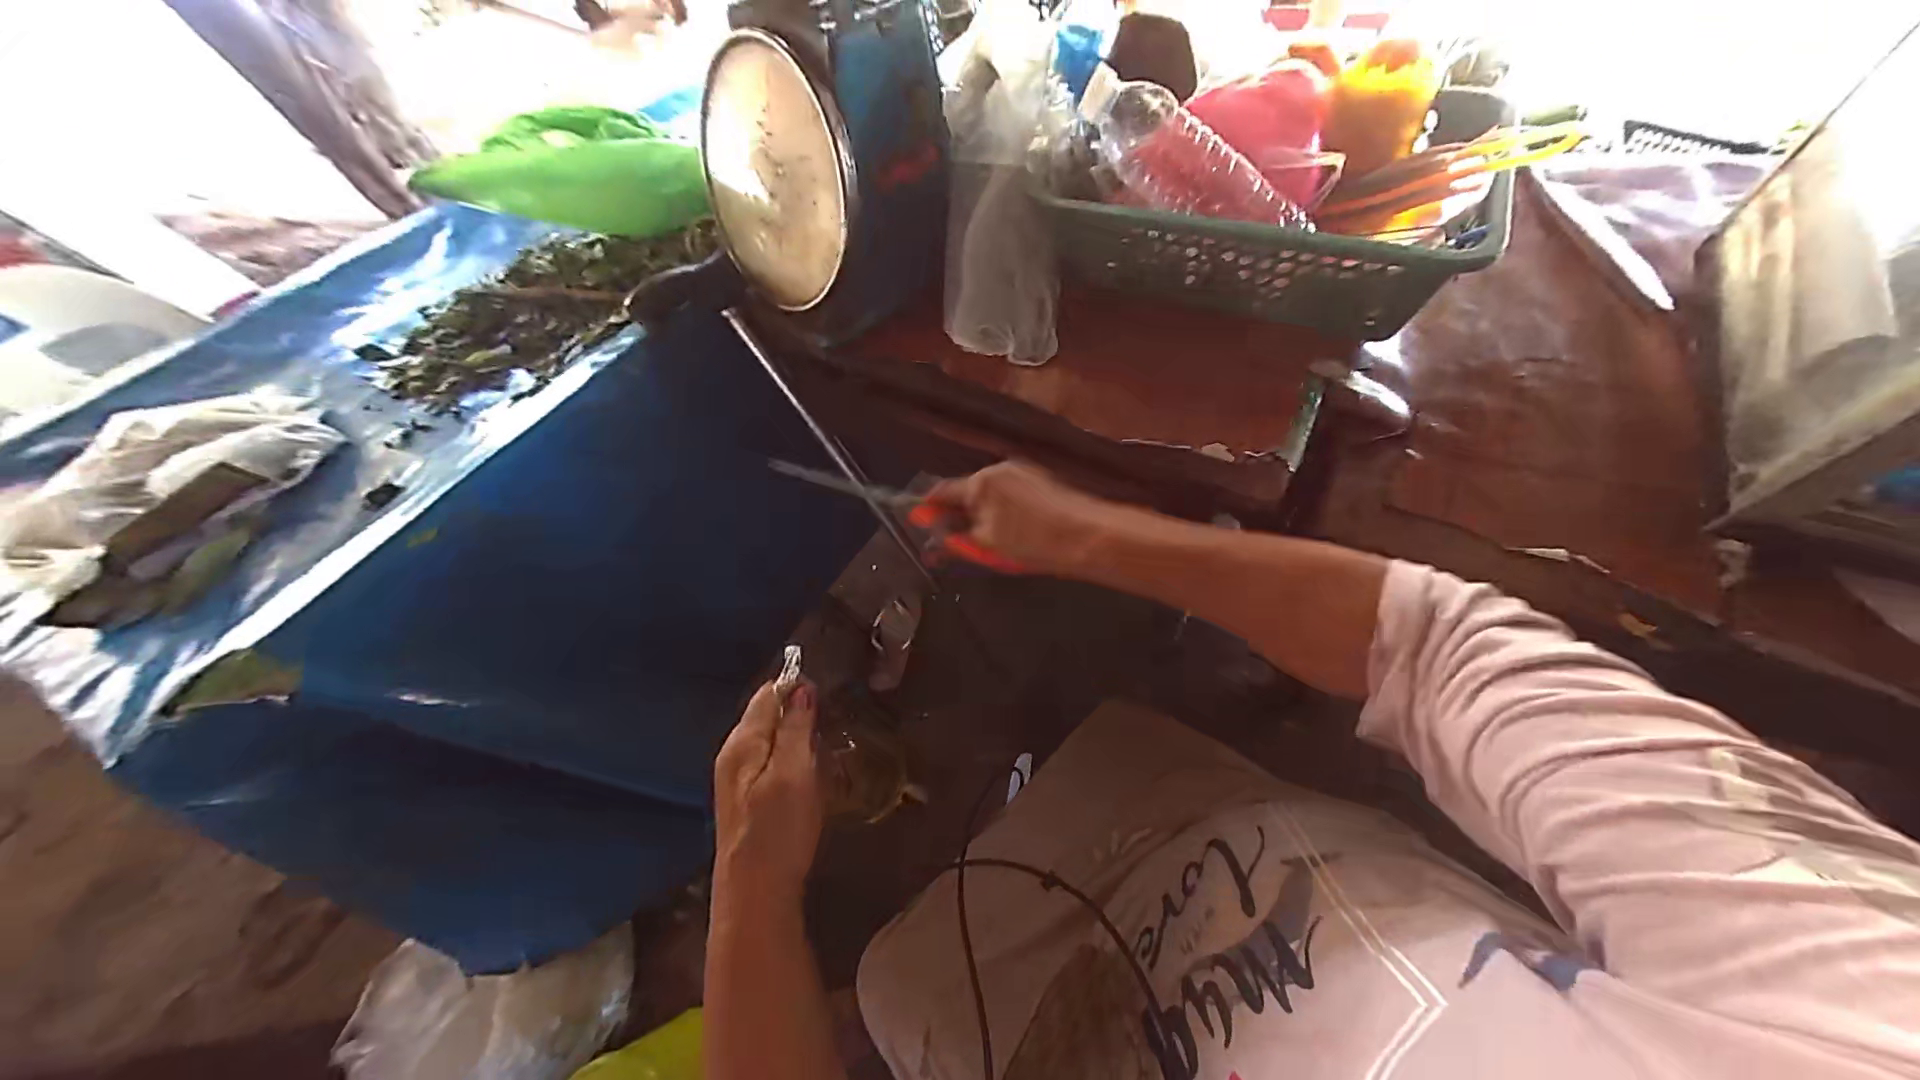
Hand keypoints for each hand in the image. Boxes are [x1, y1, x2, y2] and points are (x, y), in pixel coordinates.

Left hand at [713, 678, 822, 903]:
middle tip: (834, 720)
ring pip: (773, 738)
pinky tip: (812, 773)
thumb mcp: (793, 774)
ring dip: (800, 736)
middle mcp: (734, 754)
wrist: (755, 896)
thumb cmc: (778, 831)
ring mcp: (738, 778)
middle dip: (800, 711)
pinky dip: (795, 758)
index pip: (768, 694)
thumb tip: (801, 689)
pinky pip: (774, 760)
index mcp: (742, 742)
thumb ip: (795, 729)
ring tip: (828, 744)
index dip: (797, 686)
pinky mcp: (749, 798)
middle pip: (768, 714)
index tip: (829, 692)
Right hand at [924, 462, 1146, 576]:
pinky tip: (1015, 535)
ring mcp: (1023, 473)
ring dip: (985, 516)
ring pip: (991, 496)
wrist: (1087, 537)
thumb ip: (956, 538)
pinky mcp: (1042, 482)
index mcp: (981, 482)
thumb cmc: (1034, 542)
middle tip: (958, 540)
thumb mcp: (988, 545)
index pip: (943, 491)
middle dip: (961, 515)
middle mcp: (1000, 470)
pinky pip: (1011, 497)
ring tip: (993, 544)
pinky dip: (1005, 513)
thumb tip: (936, 536)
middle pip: (968, 493)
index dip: (928, 507)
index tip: (918, 518)